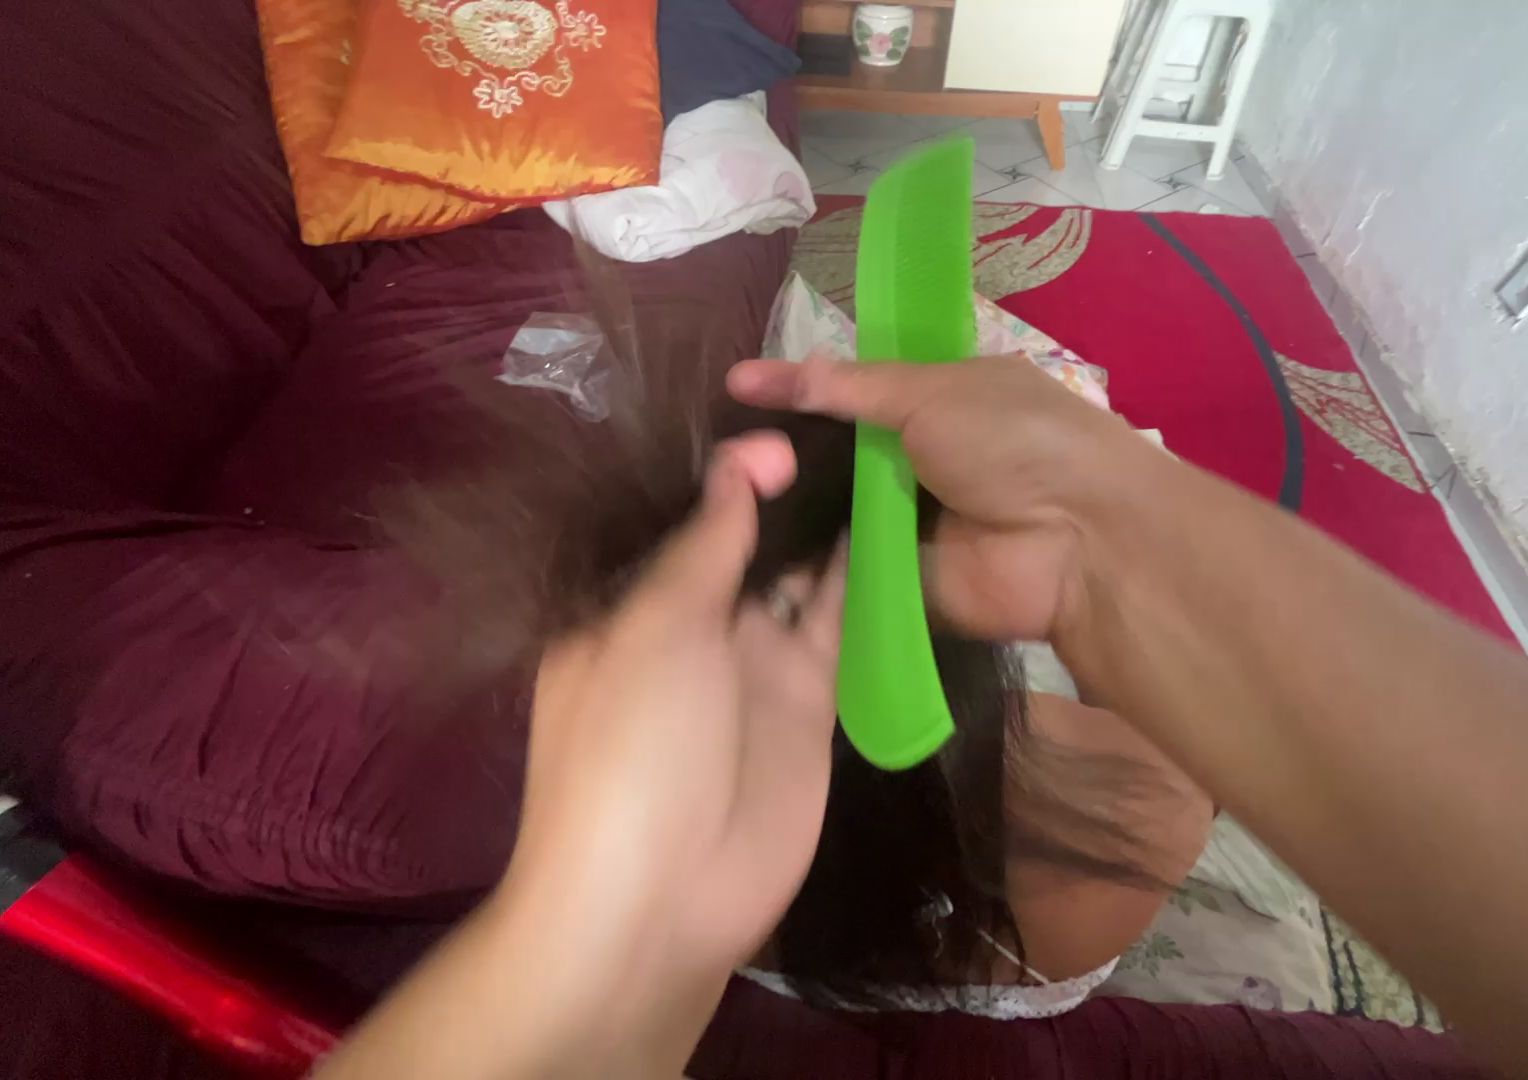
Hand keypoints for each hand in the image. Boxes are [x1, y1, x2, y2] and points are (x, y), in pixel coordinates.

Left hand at [511, 431, 845, 1027]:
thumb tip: (736, 464)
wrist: (666, 893)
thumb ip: (706, 544)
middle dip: (789, 496)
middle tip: (849, 433)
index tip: (784, 434)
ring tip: (879, 466)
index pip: (692, 521)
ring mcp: (758, 661)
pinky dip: (861, 582)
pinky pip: (838, 625)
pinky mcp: (810, 697)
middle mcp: (700, 625)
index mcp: (641, 604)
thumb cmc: (635, 742)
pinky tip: (891, 530)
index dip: (733, 474)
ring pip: (799, 578)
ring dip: (830, 531)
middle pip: (751, 544)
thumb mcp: (657, 626)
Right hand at [728, 355, 1145, 643]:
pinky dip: (807, 559)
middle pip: (837, 454)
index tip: (737, 388)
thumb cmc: (1012, 440)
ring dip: (788, 505)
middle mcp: (917, 459)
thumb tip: (763, 371)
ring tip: (720, 493)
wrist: (1074, 541)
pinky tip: (747, 548)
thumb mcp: (933, 392)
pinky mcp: (898, 577)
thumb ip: (850, 387)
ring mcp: (906, 521)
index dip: (800, 388)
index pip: (851, 391)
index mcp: (936, 402)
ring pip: (833, 510)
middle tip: (718, 450)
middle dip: (785, 452)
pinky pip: (843, 565)